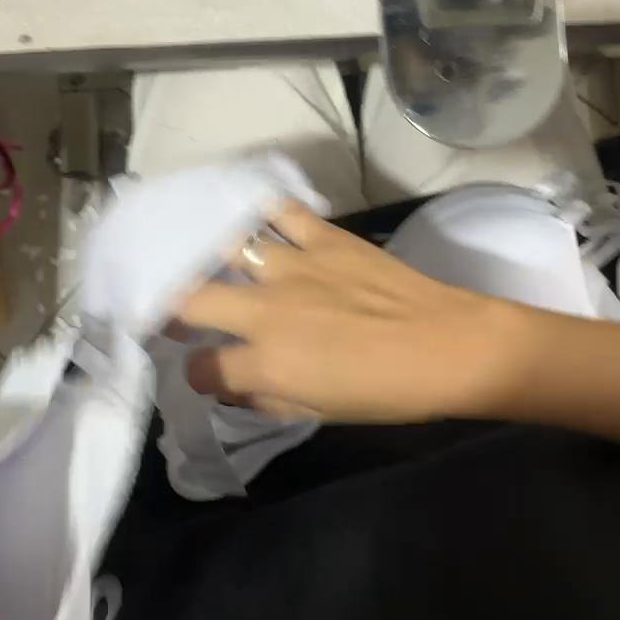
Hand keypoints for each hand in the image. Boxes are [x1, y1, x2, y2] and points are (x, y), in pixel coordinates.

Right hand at [177, 202, 527, 422]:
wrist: (448, 347)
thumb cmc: (387, 393)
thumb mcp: (320, 411)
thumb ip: (266, 398)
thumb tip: (233, 386)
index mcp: (266, 362)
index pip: (205, 368)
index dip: (200, 373)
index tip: (208, 371)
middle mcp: (267, 310)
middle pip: (191, 299)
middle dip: (171, 309)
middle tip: (176, 311)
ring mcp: (294, 266)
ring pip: (225, 247)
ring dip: (203, 255)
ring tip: (200, 259)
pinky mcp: (324, 237)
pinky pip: (280, 211)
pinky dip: (259, 209)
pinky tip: (248, 214)